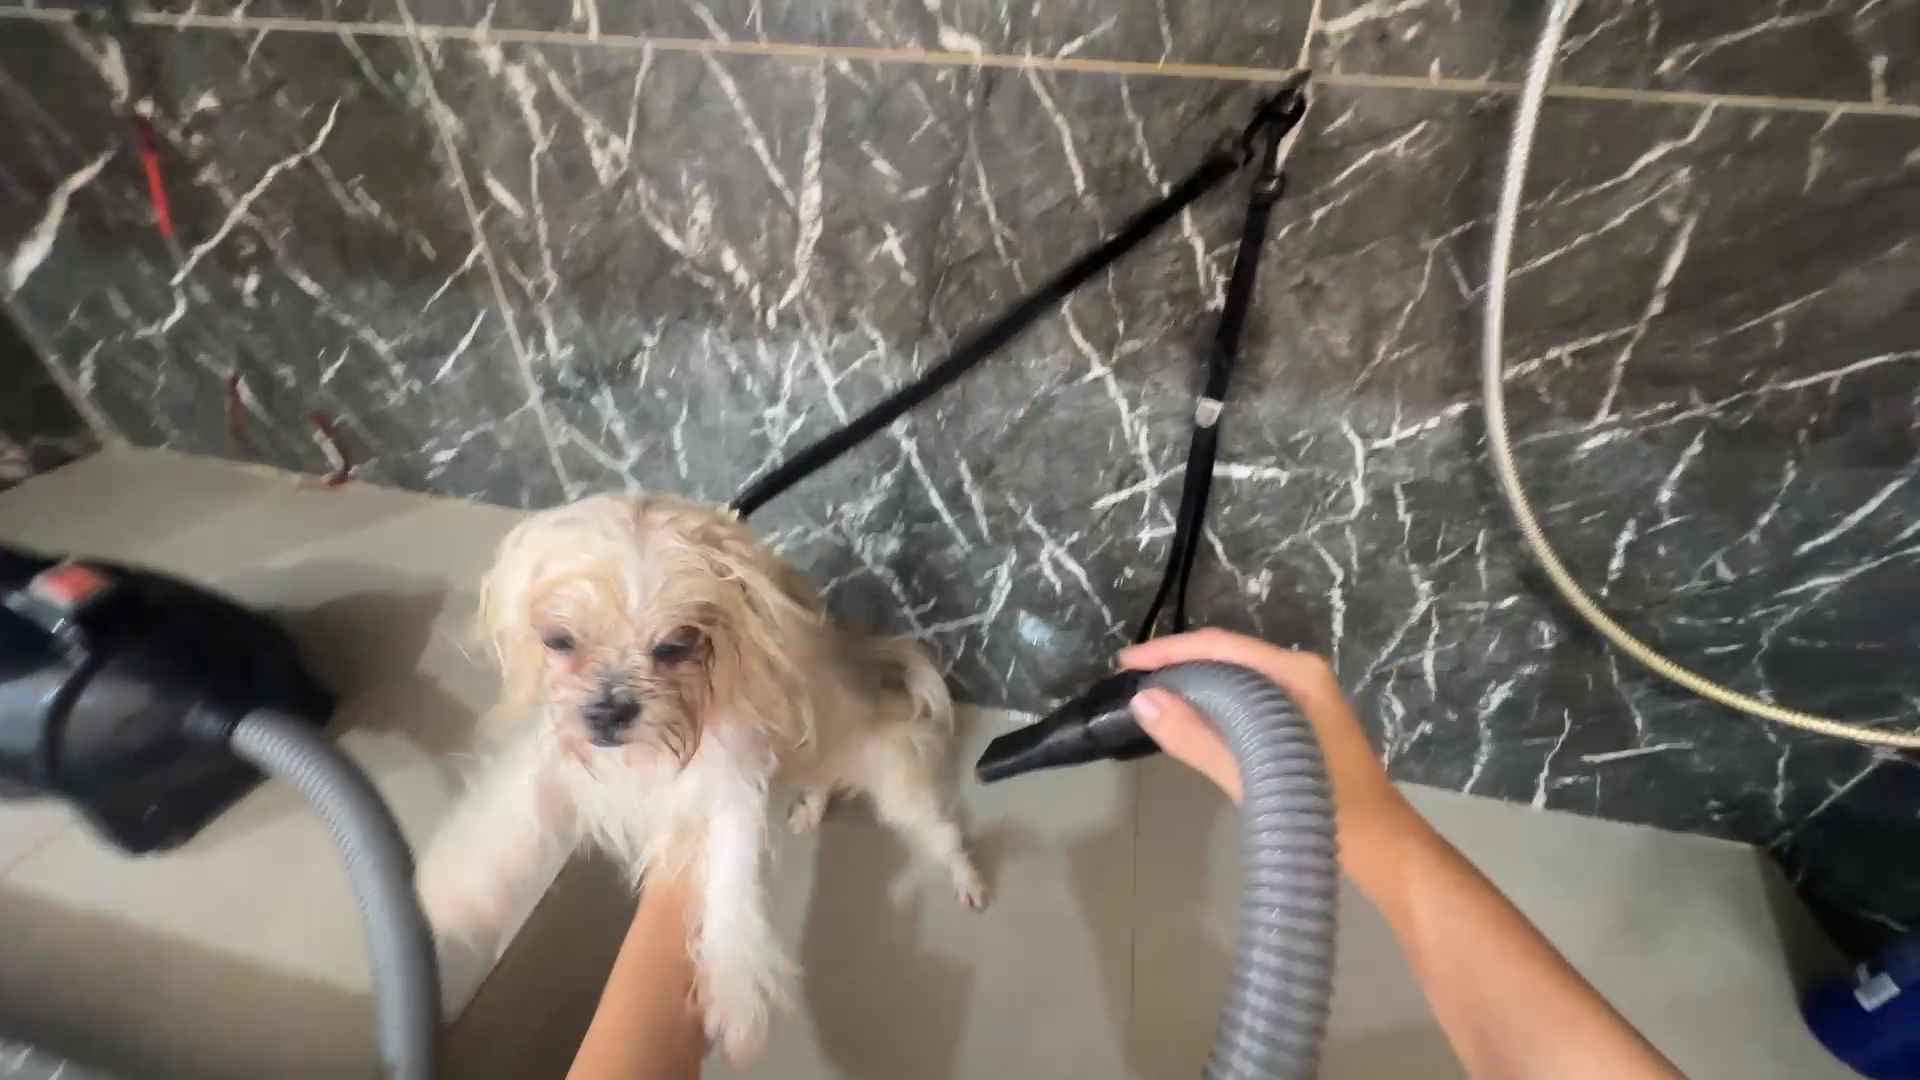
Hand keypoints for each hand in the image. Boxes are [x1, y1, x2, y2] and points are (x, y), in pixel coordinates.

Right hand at [1120, 629, 1401, 826]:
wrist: (1389, 852)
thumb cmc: (1328, 813)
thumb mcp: (1256, 776)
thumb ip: (1197, 738)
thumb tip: (1142, 701)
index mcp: (1295, 674)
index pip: (1220, 646)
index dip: (1168, 651)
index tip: (1126, 663)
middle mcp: (1298, 672)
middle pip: (1225, 654)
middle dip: (1177, 664)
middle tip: (1132, 680)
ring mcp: (1301, 693)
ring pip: (1233, 675)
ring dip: (1192, 682)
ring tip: (1150, 695)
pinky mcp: (1298, 716)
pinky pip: (1243, 694)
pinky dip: (1211, 700)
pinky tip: (1188, 716)